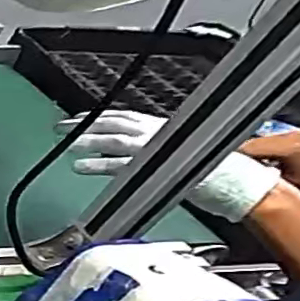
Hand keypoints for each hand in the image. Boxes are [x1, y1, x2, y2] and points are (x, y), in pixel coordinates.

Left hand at [64, 110, 281, 221]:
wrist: (240, 184)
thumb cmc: (211, 173)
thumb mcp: (172, 154)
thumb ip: (145, 150)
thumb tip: (114, 149)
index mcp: (163, 127)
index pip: (123, 116)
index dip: (97, 116)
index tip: (75, 119)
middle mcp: (160, 132)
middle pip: (115, 122)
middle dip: (84, 123)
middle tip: (59, 126)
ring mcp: (160, 148)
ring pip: (115, 139)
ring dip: (88, 141)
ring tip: (66, 144)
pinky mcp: (161, 167)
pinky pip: (123, 164)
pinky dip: (99, 164)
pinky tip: (81, 166)